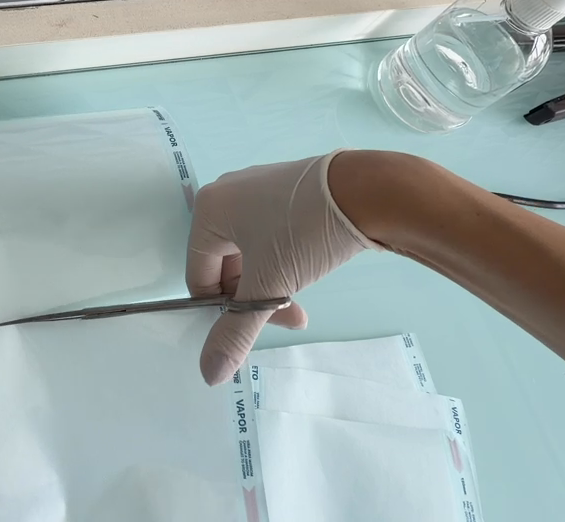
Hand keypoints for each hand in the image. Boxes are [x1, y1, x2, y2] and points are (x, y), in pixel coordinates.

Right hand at [185, 151, 378, 384]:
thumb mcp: (269, 285)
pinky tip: (307, 270)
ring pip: (249, 252)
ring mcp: (253, 189)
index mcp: (208, 210)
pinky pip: (266, 233)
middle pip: (224, 265)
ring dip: (271, 284)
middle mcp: (224, 194)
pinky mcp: (281, 189)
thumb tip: (209, 375)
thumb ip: (236, 333)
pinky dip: (281, 259)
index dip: (225, 309)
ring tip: (302, 305)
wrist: (365, 191)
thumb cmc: (303, 232)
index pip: (199, 276)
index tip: (260, 323)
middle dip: (254, 298)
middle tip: (290, 317)